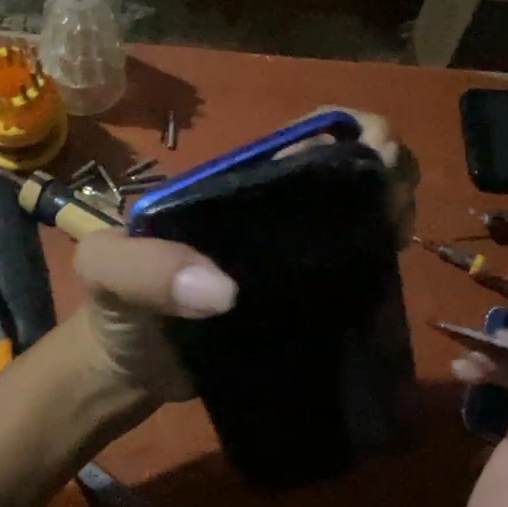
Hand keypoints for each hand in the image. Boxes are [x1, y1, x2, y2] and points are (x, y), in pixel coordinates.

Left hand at [69, 106, 413, 403]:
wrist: (124, 374)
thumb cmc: (114, 310)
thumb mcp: (110, 274)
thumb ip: (145, 270)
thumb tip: (224, 291)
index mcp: (230, 187)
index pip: (300, 138)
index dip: (348, 133)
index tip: (377, 159)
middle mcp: (266, 213)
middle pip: (342, 171)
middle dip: (383, 169)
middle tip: (394, 208)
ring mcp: (289, 257)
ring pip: (355, 217)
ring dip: (391, 209)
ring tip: (397, 234)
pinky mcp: (302, 302)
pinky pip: (350, 271)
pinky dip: (379, 260)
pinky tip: (390, 268)